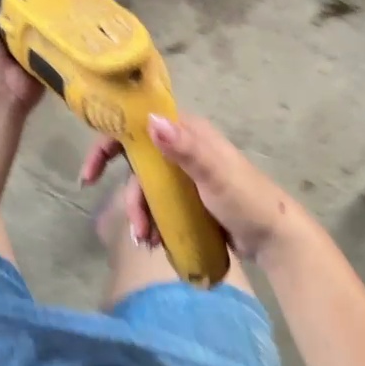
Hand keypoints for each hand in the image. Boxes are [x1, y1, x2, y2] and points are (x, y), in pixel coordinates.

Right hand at [79, 115, 309, 264]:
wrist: (275, 237)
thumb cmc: (246, 199)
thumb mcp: (214, 174)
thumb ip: (184, 148)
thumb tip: (151, 121)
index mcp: (188, 134)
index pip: (139, 128)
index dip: (109, 145)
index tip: (89, 174)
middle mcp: (185, 149)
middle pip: (139, 167)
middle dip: (132, 198)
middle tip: (136, 228)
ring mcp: (187, 176)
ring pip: (149, 191)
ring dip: (142, 216)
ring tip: (149, 243)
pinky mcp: (192, 200)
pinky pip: (161, 207)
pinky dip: (154, 223)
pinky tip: (156, 244)